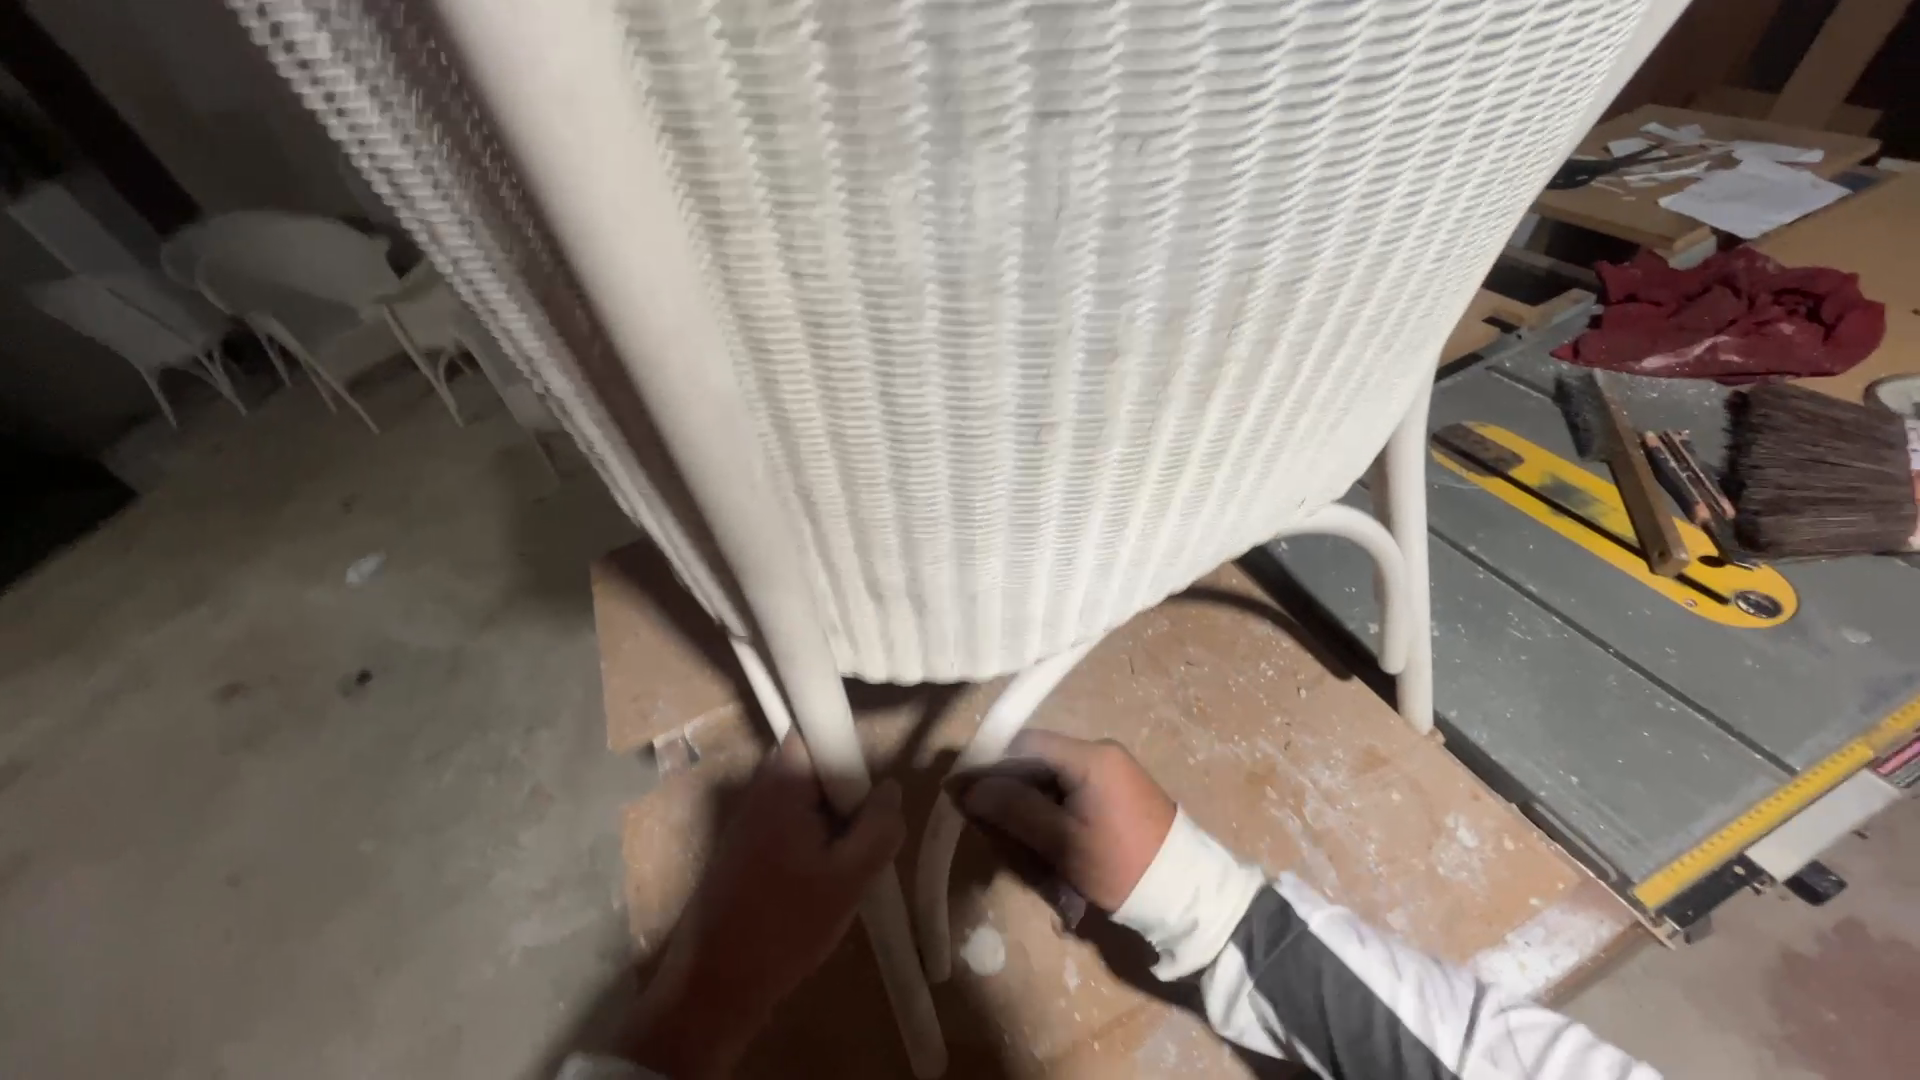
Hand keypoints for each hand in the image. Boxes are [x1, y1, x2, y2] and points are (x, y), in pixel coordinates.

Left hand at [622, 738, 904, 1077]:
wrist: (714, 986)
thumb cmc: (784, 926)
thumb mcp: (850, 878)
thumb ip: (879, 827)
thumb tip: (891, 788)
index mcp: (782, 783)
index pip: (818, 732)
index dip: (849, 752)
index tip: (869, 793)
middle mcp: (759, 790)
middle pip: (813, 767)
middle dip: (844, 794)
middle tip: (862, 837)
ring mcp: (746, 820)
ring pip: (803, 800)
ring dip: (829, 823)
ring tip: (844, 867)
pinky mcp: (742, 849)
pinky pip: (788, 825)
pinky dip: (811, 843)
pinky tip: (819, 884)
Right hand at [955, 730, 1175, 910]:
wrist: (1187, 895)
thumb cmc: (1122, 866)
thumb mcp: (1061, 842)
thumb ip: (1013, 809)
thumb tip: (966, 788)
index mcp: (1090, 756)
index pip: (1024, 743)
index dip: (990, 765)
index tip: (963, 794)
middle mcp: (1101, 751)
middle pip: (1037, 758)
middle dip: (1009, 789)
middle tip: (987, 824)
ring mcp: (1113, 770)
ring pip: (1052, 776)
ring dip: (1029, 803)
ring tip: (1016, 840)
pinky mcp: (1118, 790)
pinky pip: (1071, 788)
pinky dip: (1051, 809)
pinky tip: (1043, 838)